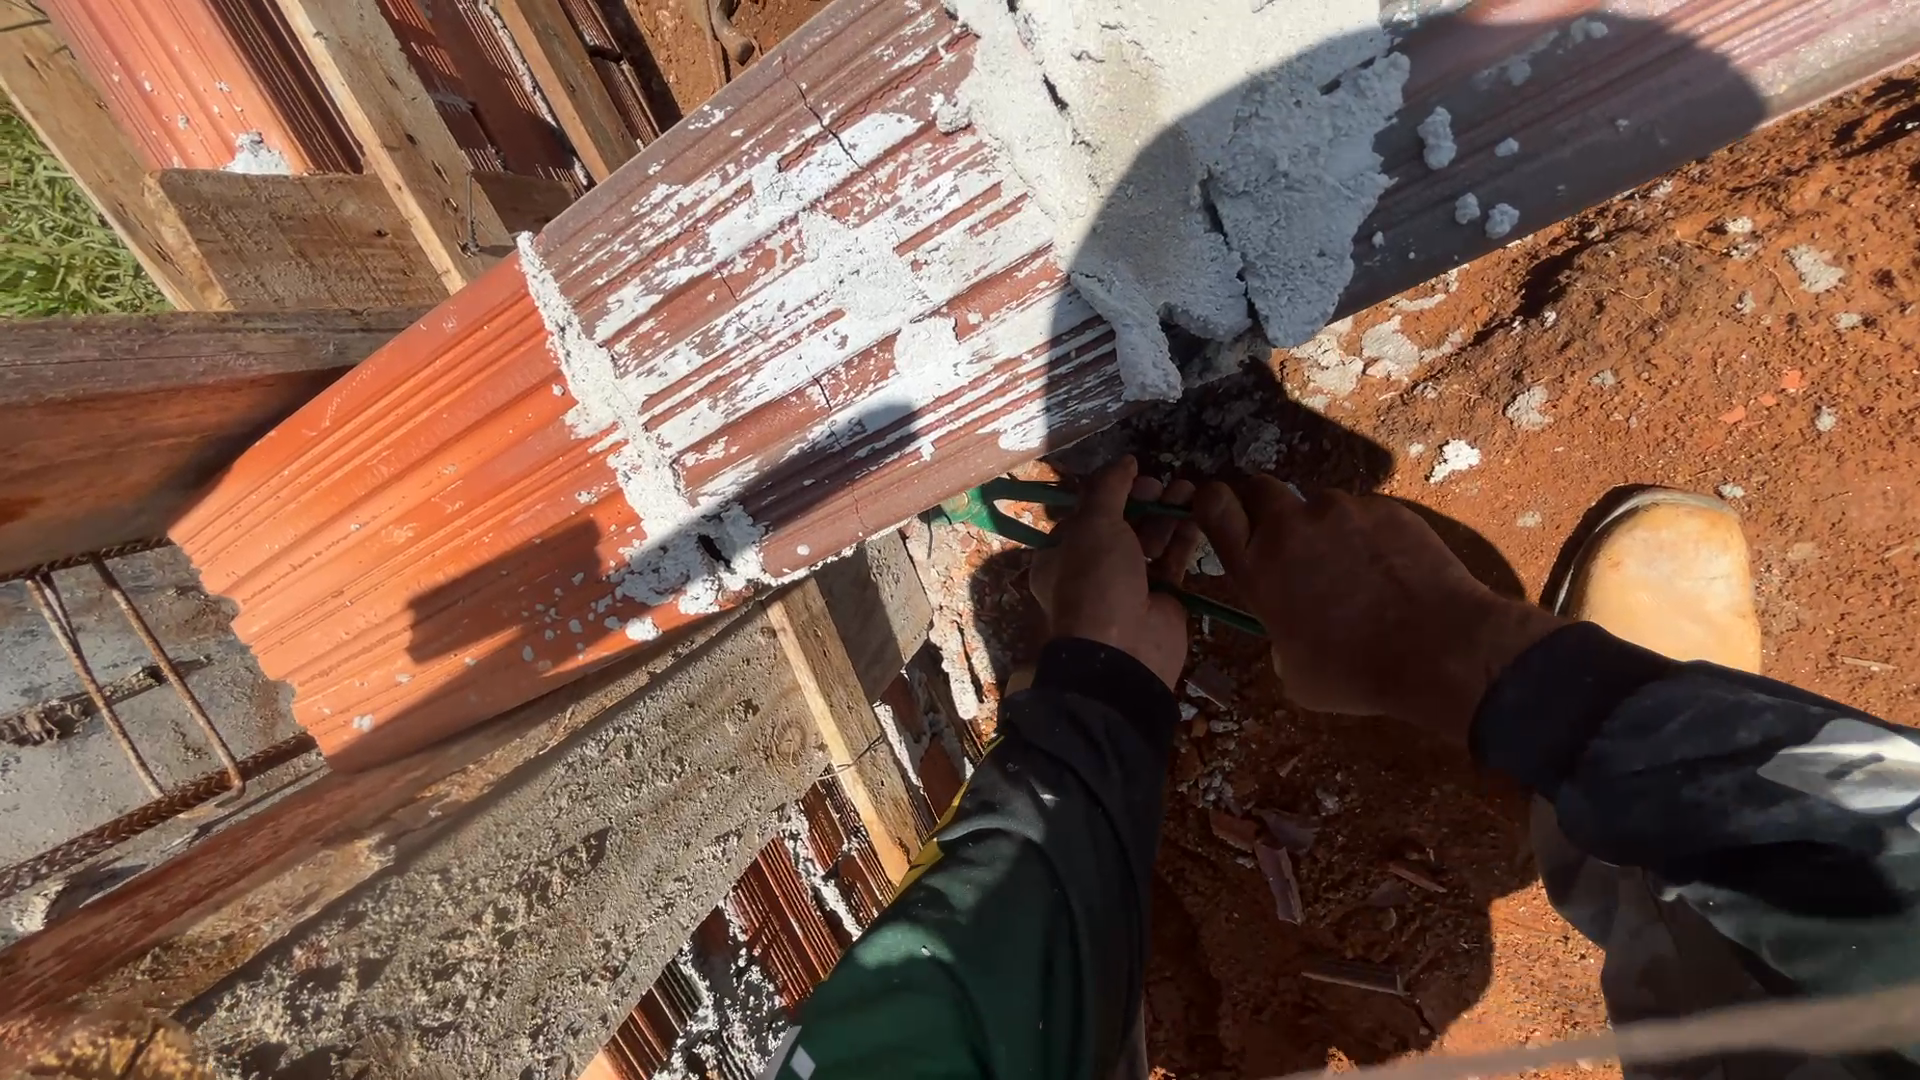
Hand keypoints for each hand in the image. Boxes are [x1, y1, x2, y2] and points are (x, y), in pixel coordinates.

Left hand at [1030, 457, 1204, 688]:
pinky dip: (1183, 537)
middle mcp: (1090, 569)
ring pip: (1148, 539)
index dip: (1110, 491)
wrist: (1123, 652)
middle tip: (1164, 485)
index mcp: (1061, 555)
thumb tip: (1125, 461)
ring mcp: (1127, 585)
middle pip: (1120, 524)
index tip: (1134, 475)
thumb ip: (1109, 489)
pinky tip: (1198, 514)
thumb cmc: (1096, 582)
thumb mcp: (1093, 526)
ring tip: (1188, 490)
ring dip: (1166, 514)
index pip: (1085, 514)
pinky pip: (1171, 560)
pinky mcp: (1160, 597)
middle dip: (1142, 500)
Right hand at [1193, 479, 1565, 740]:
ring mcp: (1341, 511)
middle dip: (1265, 505)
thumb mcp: (1293, 670)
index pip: (1213, 505)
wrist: (1441, 650)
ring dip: (1323, 526)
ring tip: (1352, 566)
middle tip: (1284, 537)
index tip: (1218, 509)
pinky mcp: (1387, 509)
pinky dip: (1367, 534)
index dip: (1211, 500)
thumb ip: (1277, 636)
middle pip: (1260, 487)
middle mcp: (1290, 528)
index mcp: (1256, 566)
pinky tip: (1388, 569)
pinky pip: (1364, 514)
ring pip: (1318, 504)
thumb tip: (1289, 634)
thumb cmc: (1355, 672)